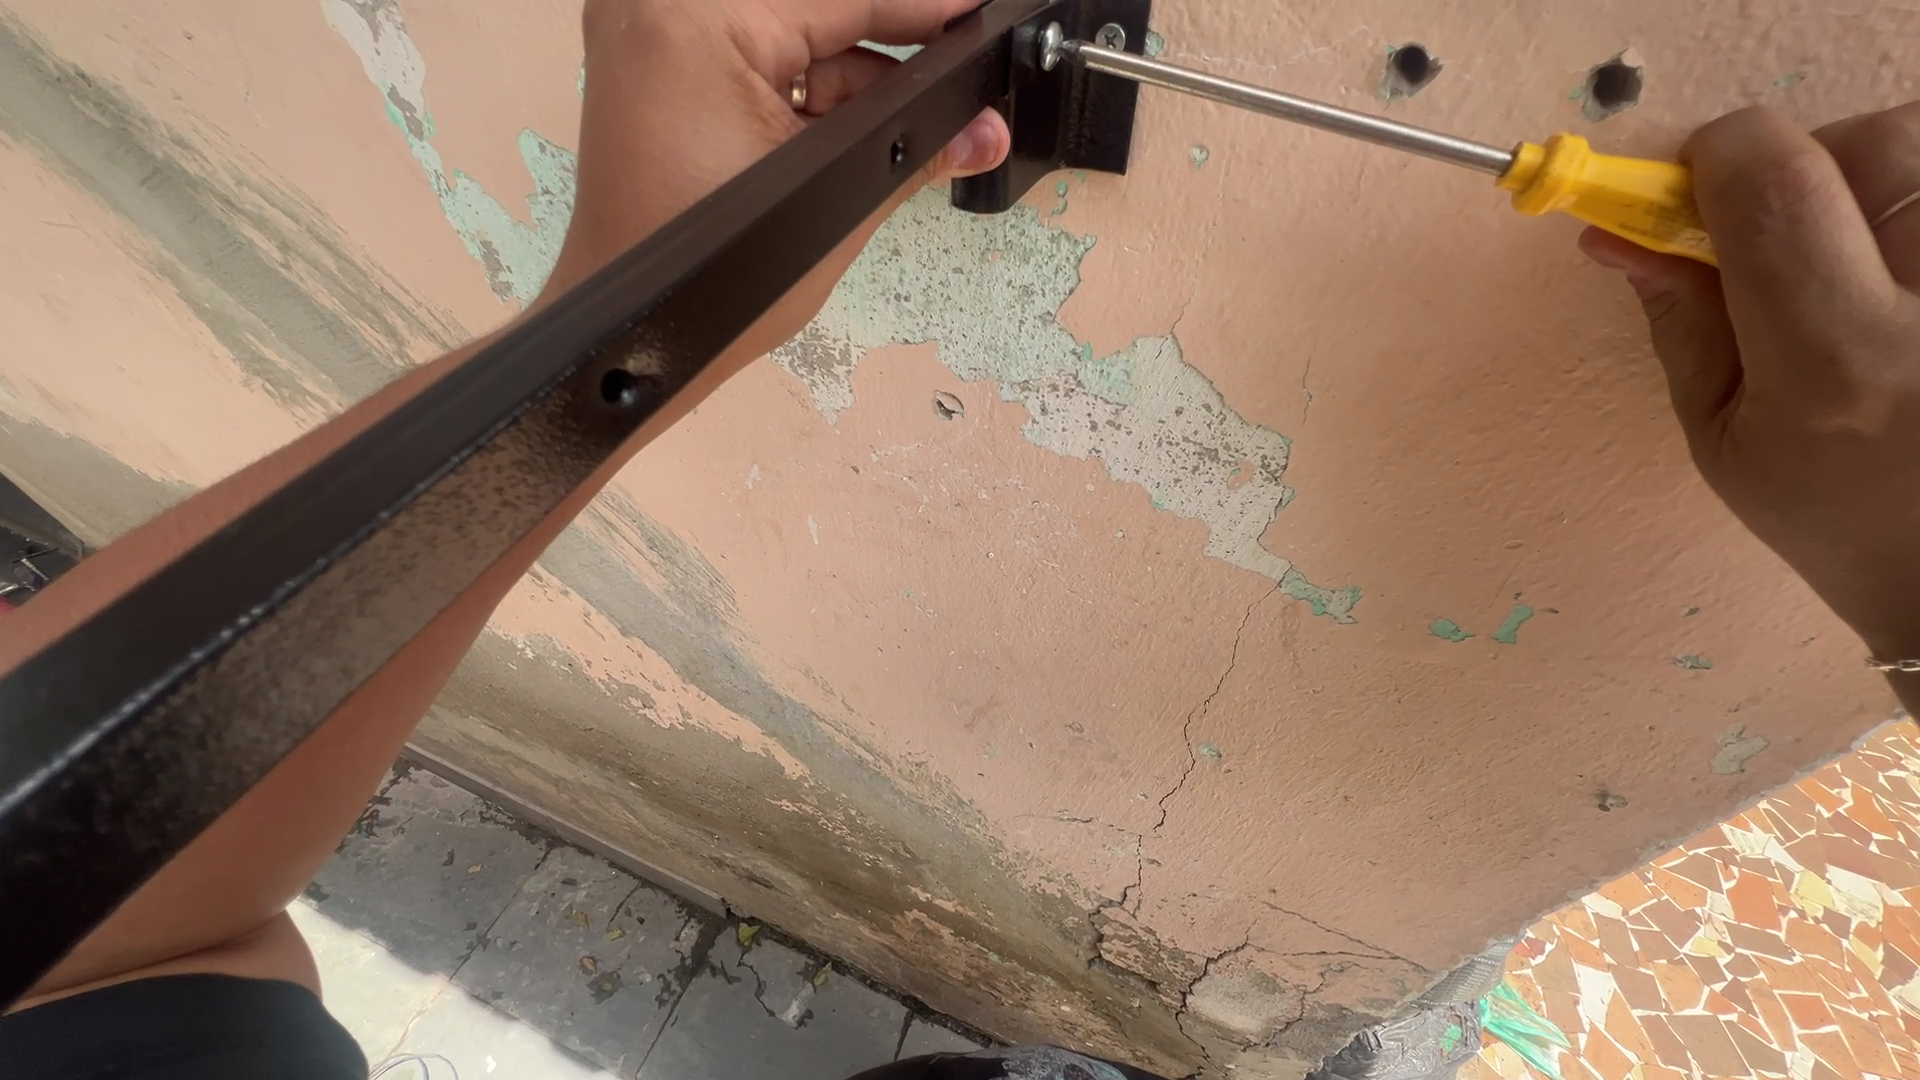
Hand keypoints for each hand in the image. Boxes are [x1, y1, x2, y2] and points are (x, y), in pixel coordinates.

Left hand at [543, 0, 1009, 359]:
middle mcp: (659, 3)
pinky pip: (752, 52)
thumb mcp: (832, 204)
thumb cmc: (716, 284)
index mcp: (696, 20)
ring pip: (786, 29)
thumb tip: (985, 132)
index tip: (975, 17)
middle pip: (812, 10)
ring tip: (904, 128)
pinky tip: (851, 127)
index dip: (923, 10)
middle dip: (886, 50)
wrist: (643, 336)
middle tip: (947, 79)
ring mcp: (648, 30)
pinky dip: (806, 86)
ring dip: (848, 76)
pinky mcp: (654, 66)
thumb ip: (915, 152)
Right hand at [1581, 104, 1919, 670]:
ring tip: (1850, 249)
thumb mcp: (1715, 429)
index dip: (1717, 157)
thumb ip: (1679, 320)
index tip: (1677, 179)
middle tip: (1771, 226)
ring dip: (1870, 175)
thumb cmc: (1824, 506)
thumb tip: (1618, 234)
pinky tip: (1897, 260)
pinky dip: (1910, 202)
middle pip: (1879, 141)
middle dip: (1801, 163)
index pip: (1777, 195)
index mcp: (1837, 362)